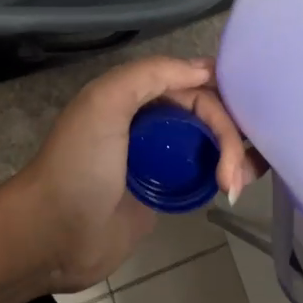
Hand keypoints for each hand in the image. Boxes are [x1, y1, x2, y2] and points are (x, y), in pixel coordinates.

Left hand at [0, 57, 253, 302]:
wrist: (55, 233)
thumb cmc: (79, 164)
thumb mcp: (105, 104)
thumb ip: (149, 75)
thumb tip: (204, 68)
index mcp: (129, 92)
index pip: (188, 81)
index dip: (219, 95)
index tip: (247, 120)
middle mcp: (145, 118)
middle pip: (203, 111)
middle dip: (229, 134)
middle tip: (235, 172)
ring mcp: (156, 155)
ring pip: (207, 141)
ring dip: (233, 156)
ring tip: (237, 185)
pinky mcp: (165, 190)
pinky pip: (202, 172)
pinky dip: (226, 173)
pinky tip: (239, 186)